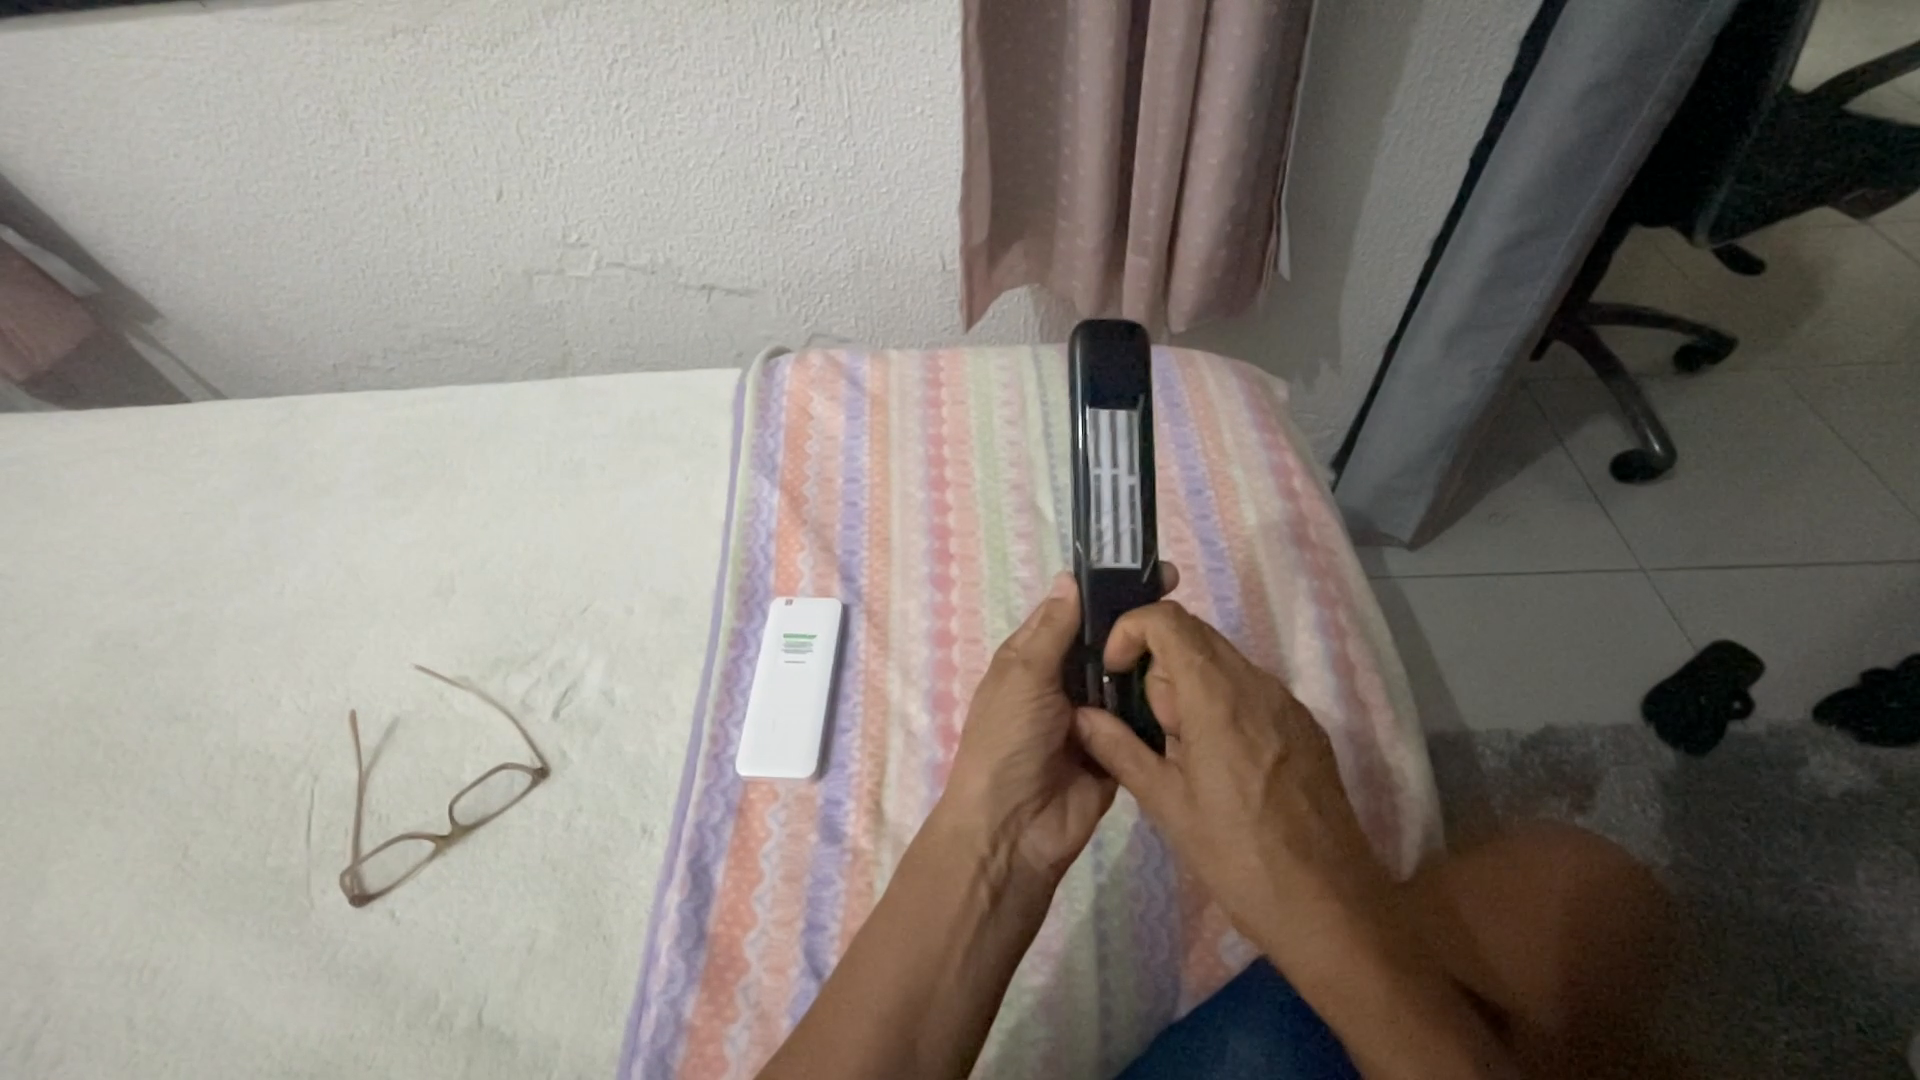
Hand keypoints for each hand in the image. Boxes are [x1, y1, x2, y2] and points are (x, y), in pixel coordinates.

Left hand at [939, 567, 1176, 882]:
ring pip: (1129, 676)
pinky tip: (1194, 678)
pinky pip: (1142, 718)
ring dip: (1154, 659)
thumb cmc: (1007, 741)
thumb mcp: (1023, 675)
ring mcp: (1093, 716)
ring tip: (1196, 632)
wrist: (1014, 830)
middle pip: (1106, 642)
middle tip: (1178, 592)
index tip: (1147, 568)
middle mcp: (1063, 681)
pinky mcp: (1118, 748)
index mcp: (1033, 658)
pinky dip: (1160, 702)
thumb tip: (1070, 577)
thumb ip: (1052, 629)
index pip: (1073, 612)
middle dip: (1137, 619)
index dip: (1105, 589)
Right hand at [1071, 601, 1396, 970]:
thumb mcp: (1166, 805)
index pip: (1167, 620)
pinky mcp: (1305, 726)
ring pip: (1223, 662)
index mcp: (1216, 696)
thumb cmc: (1236, 856)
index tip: (1117, 674)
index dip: (1131, 631)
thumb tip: (1081, 716)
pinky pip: (1250, 689)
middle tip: (1153, 729)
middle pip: (1194, 635)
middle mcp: (1256, 684)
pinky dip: (1221, 703)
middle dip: (1158, 667)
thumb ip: (1119, 749)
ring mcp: (1287, 703)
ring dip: (1190, 687)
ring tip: (1185, 753)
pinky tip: (1222, 763)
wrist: (1330, 906)